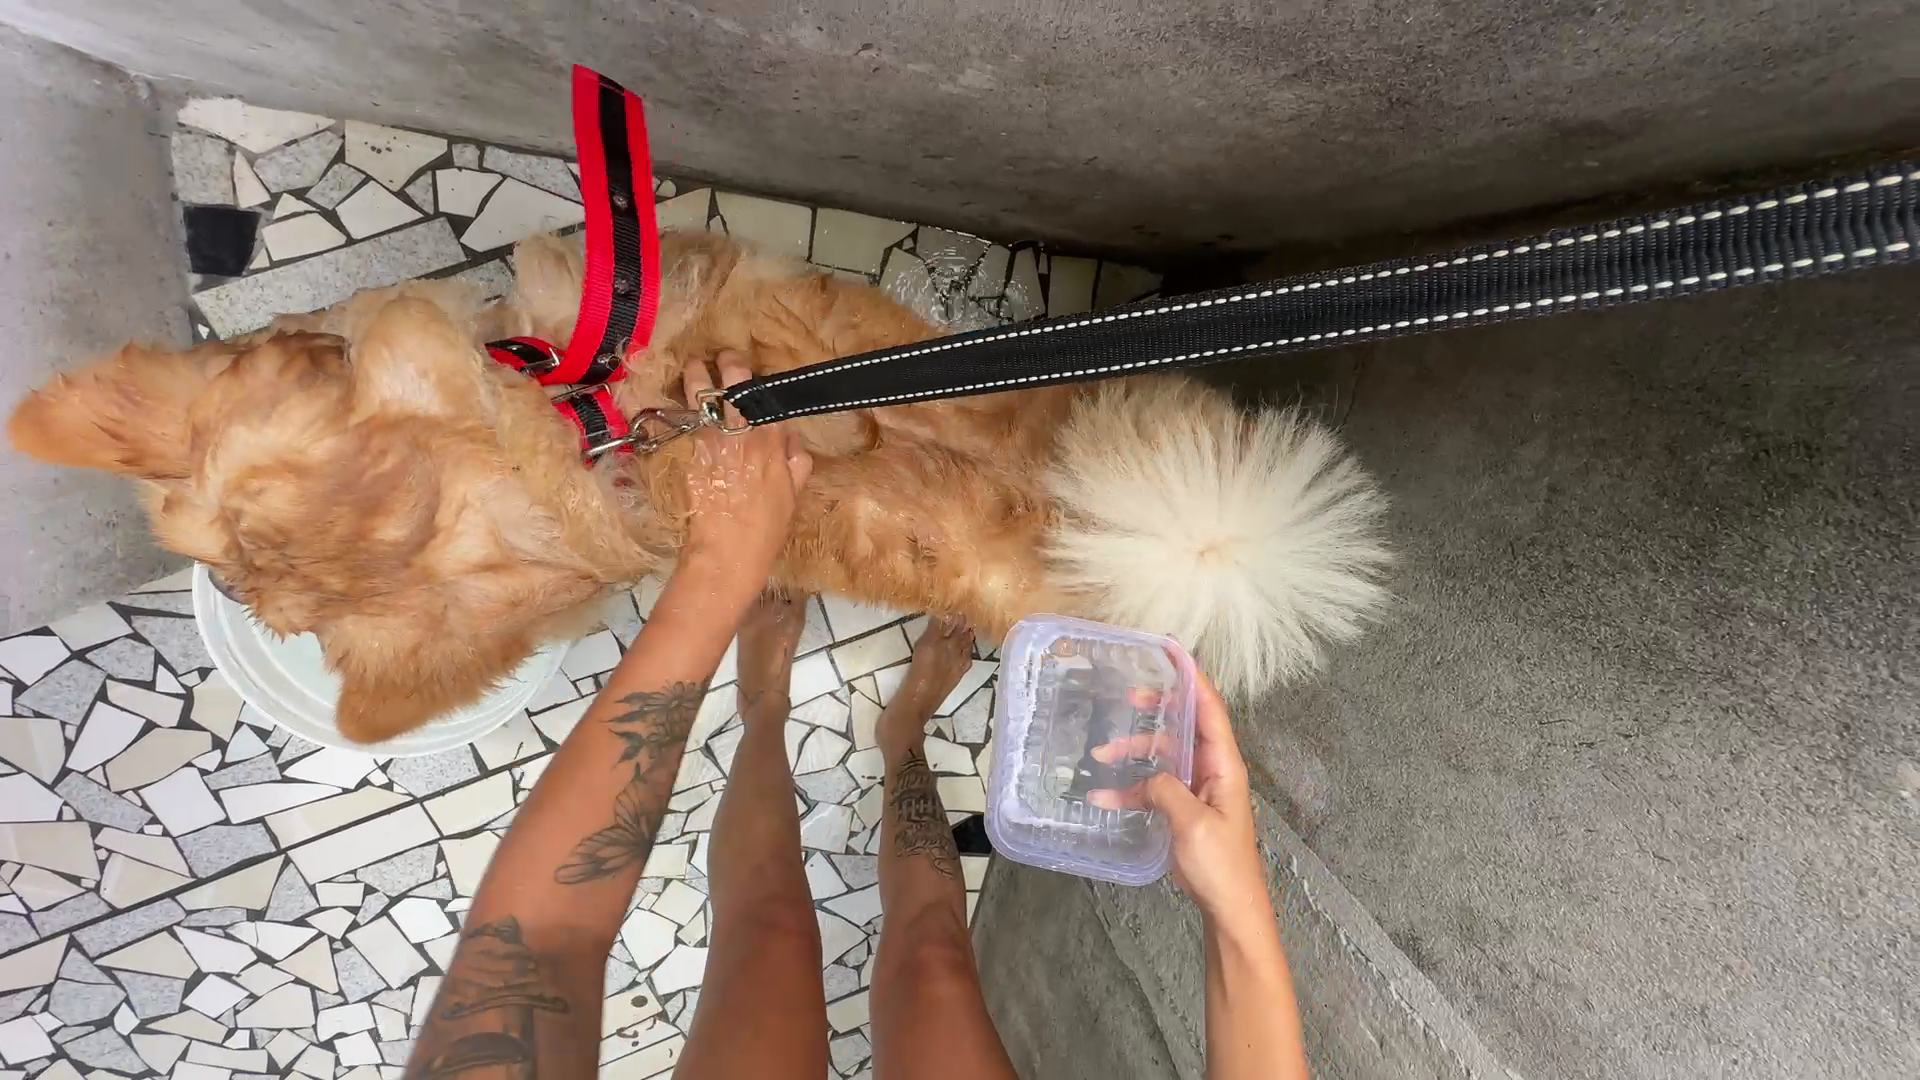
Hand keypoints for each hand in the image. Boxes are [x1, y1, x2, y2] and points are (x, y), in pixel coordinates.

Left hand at [677, 351, 812, 590]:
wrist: (726, 553)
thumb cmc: (765, 529)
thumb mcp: (793, 495)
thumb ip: (796, 463)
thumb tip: (790, 441)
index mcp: (771, 441)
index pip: (765, 394)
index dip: (757, 379)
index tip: (752, 374)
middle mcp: (740, 432)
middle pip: (733, 380)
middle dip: (729, 363)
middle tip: (726, 358)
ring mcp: (709, 439)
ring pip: (700, 391)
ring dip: (697, 373)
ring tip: (695, 367)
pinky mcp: (685, 451)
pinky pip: (682, 418)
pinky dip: (681, 405)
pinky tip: (679, 398)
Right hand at [1092, 671, 1269, 923]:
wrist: (1230, 910)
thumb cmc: (1221, 866)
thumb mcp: (1193, 824)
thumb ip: (1167, 789)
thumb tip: (1149, 776)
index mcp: (1224, 765)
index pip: (1210, 708)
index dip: (1192, 676)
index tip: (1171, 648)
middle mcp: (1211, 768)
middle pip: (1184, 723)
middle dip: (1157, 705)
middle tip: (1129, 691)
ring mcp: (1196, 787)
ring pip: (1162, 753)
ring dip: (1133, 750)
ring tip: (1100, 755)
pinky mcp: (1182, 807)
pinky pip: (1153, 786)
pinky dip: (1129, 789)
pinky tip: (1103, 799)